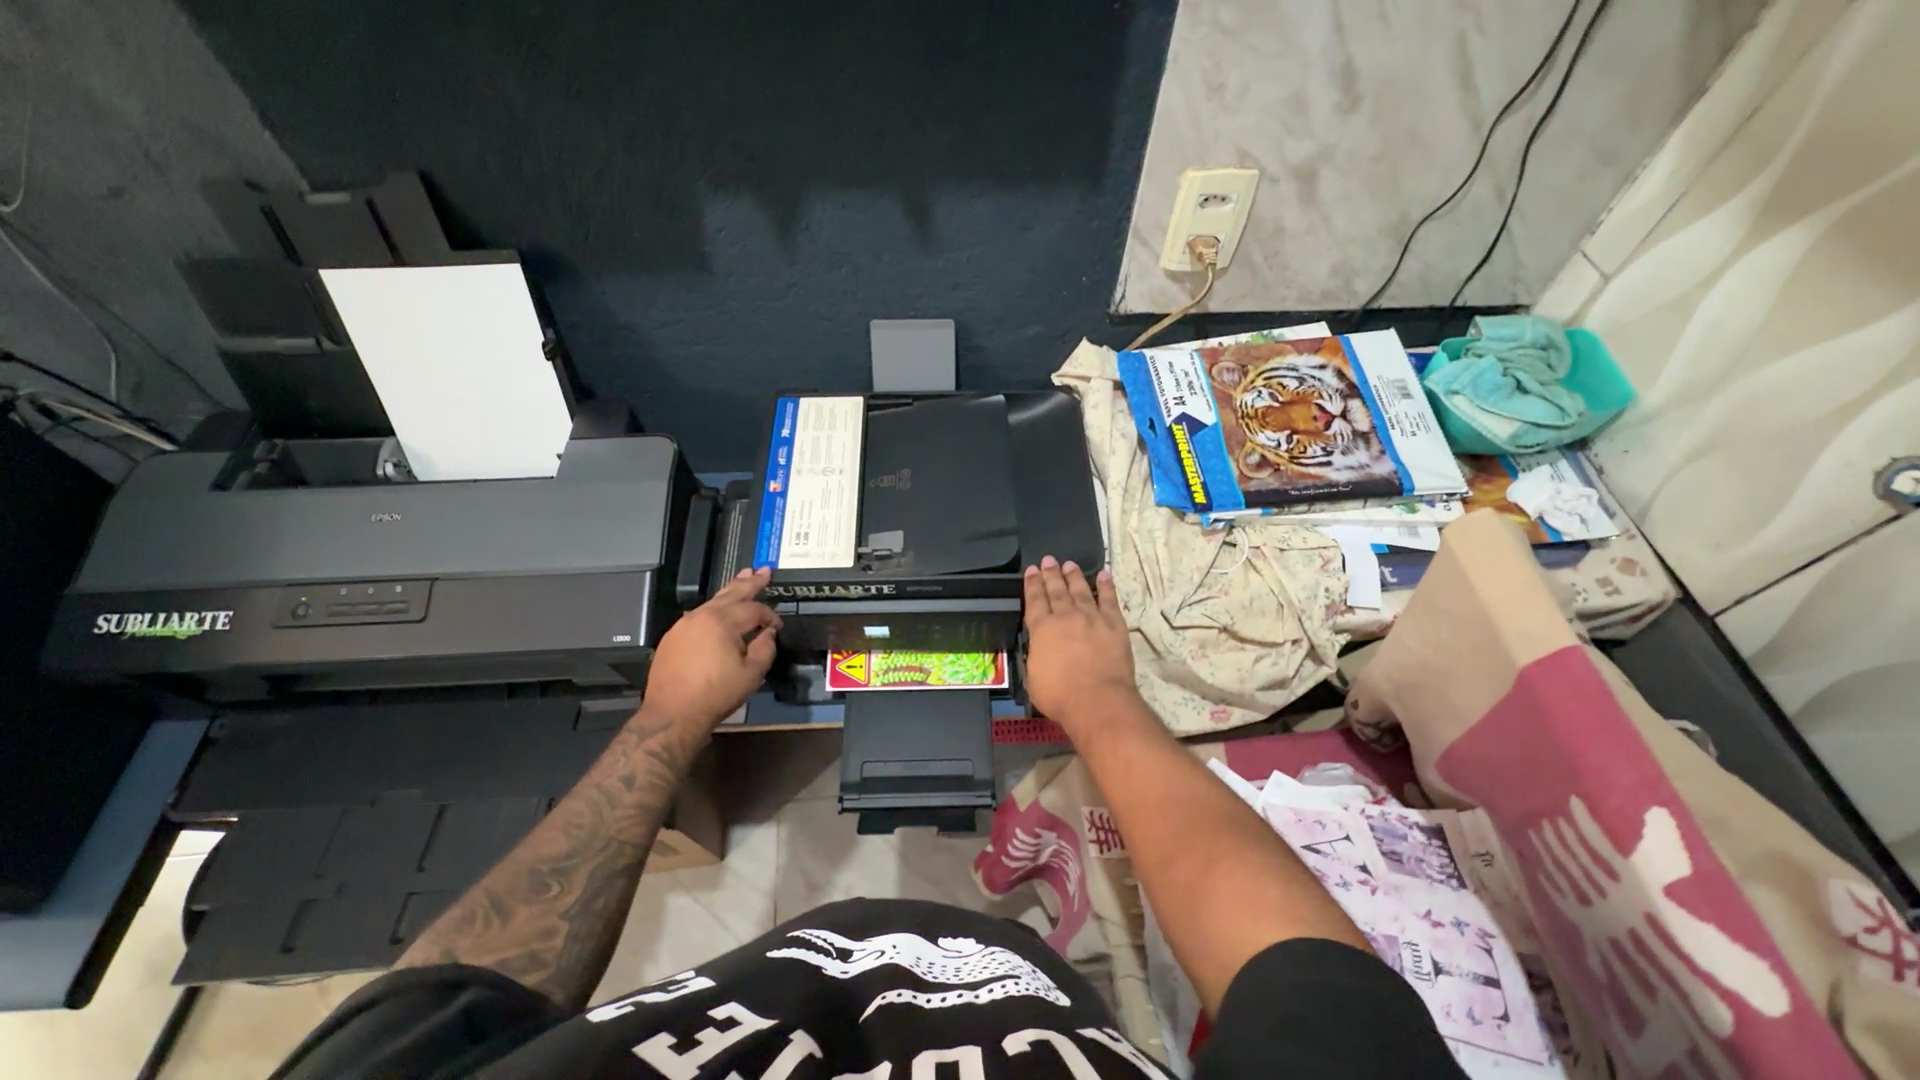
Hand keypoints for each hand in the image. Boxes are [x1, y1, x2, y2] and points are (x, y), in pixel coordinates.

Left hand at [642, 568, 779, 732]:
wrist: (673, 714)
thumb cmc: (716, 695)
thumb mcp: (752, 674)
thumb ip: (765, 648)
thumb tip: (768, 633)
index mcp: (722, 621)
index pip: (753, 609)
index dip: (770, 615)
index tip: (778, 625)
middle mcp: (701, 615)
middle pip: (730, 593)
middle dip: (749, 582)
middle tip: (763, 570)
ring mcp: (683, 625)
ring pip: (712, 602)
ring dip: (730, 591)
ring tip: (742, 579)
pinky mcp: (672, 637)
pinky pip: (698, 615)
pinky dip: (714, 608)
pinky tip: (719, 610)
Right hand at [1023, 556, 1137, 732]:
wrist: (1097, 700)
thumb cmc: (1060, 695)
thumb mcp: (1033, 678)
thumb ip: (1036, 656)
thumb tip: (1040, 648)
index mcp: (1042, 629)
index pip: (1034, 600)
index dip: (1032, 584)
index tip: (1032, 570)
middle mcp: (1065, 616)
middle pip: (1056, 590)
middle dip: (1051, 574)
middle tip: (1049, 560)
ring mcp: (1092, 617)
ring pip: (1081, 590)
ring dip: (1074, 576)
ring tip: (1069, 564)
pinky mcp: (1114, 624)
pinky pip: (1109, 599)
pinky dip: (1106, 586)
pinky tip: (1103, 575)